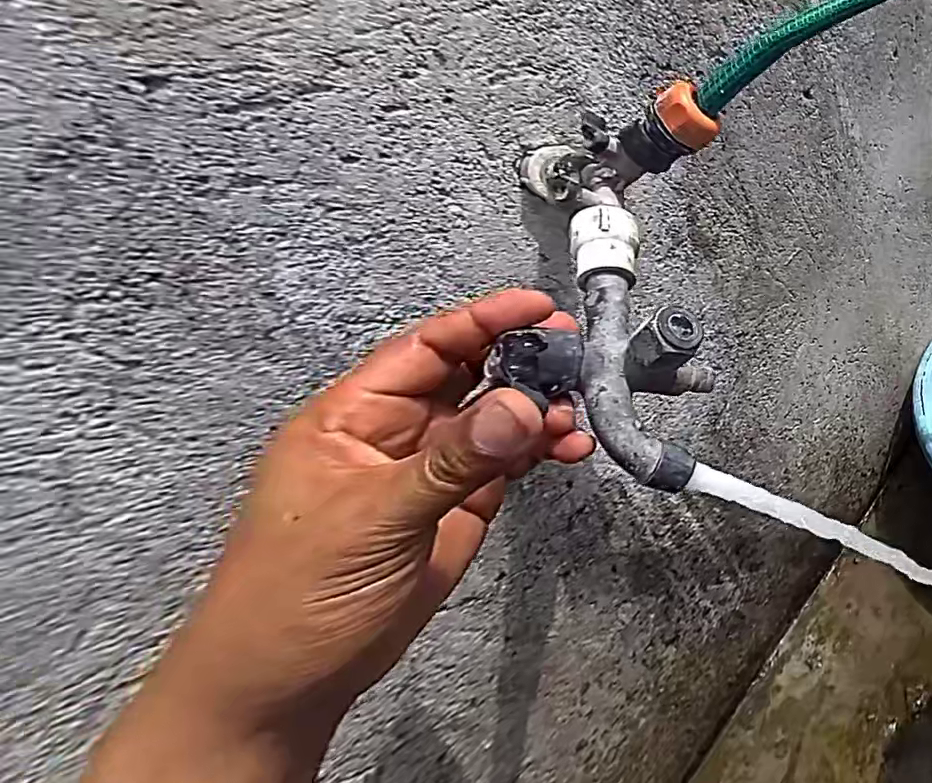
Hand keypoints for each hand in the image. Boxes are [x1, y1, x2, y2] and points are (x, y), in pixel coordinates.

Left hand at [86, 290, 595, 782]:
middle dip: (527, 357)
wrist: (291, 686)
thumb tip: (528, 405)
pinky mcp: (471, 492)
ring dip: (546, 407)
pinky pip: (520, 452)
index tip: (541, 306)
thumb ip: (454, 460)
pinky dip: (550, 445)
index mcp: (357, 416)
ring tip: (576, 416)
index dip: (483, 320)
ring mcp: (441, 460)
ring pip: (506, 411)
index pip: (427, 348)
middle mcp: (404, 427)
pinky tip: (574, 449)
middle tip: (579, 350)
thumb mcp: (373, 519)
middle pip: (475, 370)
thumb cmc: (300, 593)